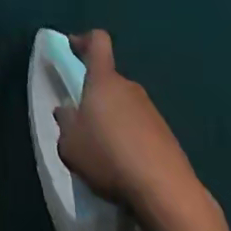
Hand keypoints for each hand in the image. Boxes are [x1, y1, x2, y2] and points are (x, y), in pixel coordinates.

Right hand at [52, 31, 196, 208]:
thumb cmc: (108, 156)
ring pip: (124, 105)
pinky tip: (121, 164)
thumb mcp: (70, 143)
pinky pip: (139, 127)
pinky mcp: (165, 134)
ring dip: (111, 119)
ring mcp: (151, 110)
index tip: (72, 47)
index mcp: (104, 81)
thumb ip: (65, 123)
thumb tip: (67, 111)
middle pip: (109, 80)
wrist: (164, 190)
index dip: (84, 40)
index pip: (98, 42)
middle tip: (80, 122)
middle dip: (94, 95)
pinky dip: (128, 138)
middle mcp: (129, 88)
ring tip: (100, 150)